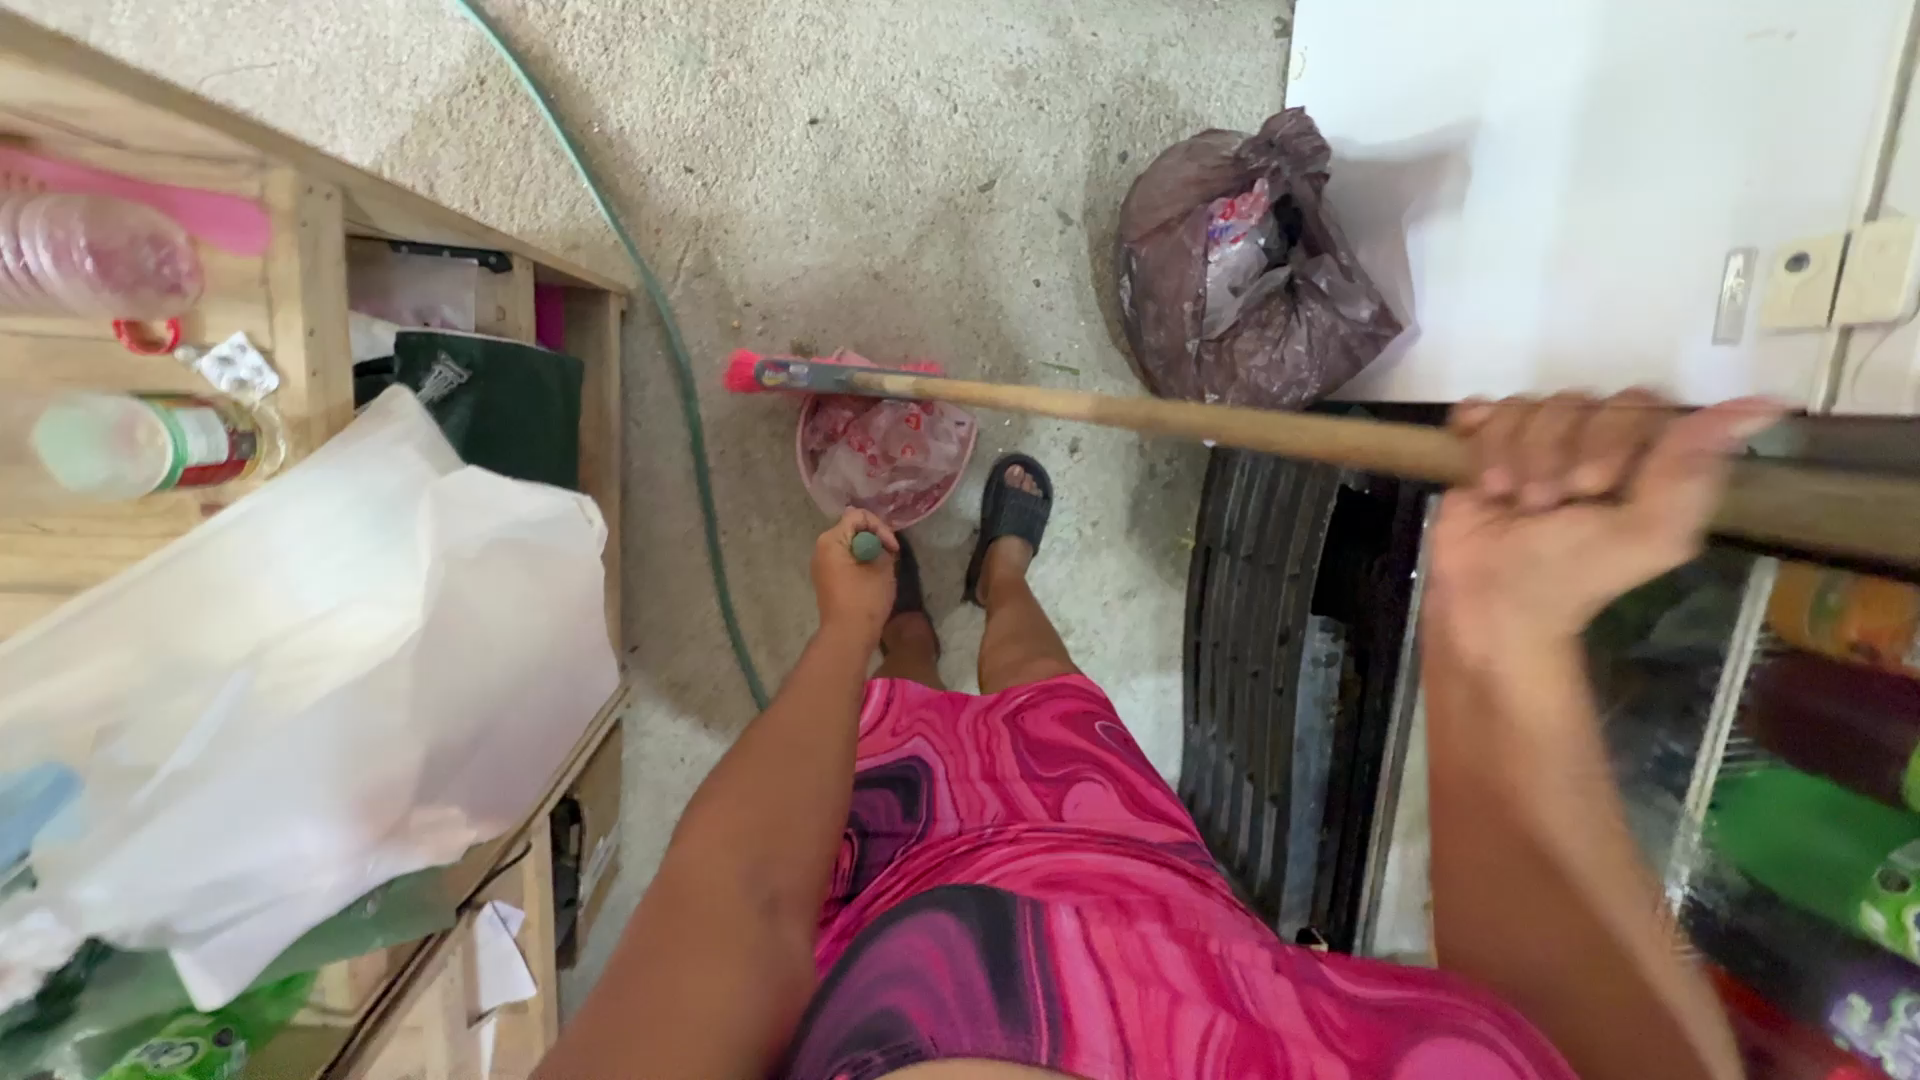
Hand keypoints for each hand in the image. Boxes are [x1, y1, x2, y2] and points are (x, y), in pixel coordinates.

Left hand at [811, 508, 899, 642]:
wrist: (847, 635)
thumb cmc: (865, 599)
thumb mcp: (881, 567)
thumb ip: (880, 545)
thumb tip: (877, 543)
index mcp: (831, 540)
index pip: (859, 516)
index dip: (880, 528)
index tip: (893, 549)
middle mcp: (821, 548)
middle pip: (852, 529)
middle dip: (874, 538)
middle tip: (891, 555)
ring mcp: (821, 565)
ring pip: (849, 545)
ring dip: (868, 551)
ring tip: (883, 566)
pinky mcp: (825, 579)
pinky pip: (844, 560)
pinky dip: (859, 562)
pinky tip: (871, 577)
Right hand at [1426, 389, 1782, 662]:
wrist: (1487, 601)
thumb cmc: (1569, 575)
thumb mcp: (1647, 535)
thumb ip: (1691, 471)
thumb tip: (1766, 404)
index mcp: (1644, 459)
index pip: (1636, 404)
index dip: (1607, 436)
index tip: (1589, 488)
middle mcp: (1589, 443)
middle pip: (1573, 401)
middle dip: (1550, 453)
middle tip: (1542, 504)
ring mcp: (1531, 445)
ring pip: (1522, 406)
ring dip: (1508, 455)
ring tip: (1504, 498)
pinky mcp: (1480, 451)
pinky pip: (1478, 412)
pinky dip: (1475, 434)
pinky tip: (1477, 467)